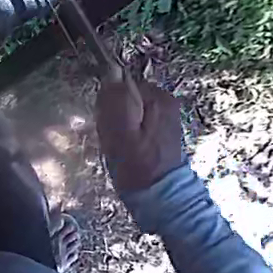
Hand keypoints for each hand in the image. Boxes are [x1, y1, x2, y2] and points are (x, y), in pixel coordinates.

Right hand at [95, 70, 185, 192]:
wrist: (162, 198)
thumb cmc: (139, 167)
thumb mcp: (121, 132)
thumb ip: (116, 100)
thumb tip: (111, 74)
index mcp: (157, 96)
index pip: (120, 85)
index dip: (107, 104)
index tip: (108, 125)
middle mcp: (164, 101)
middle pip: (124, 97)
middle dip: (113, 116)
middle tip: (114, 139)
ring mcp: (164, 116)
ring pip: (127, 111)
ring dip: (118, 127)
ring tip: (121, 148)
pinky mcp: (160, 131)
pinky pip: (134, 124)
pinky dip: (126, 135)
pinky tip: (128, 151)